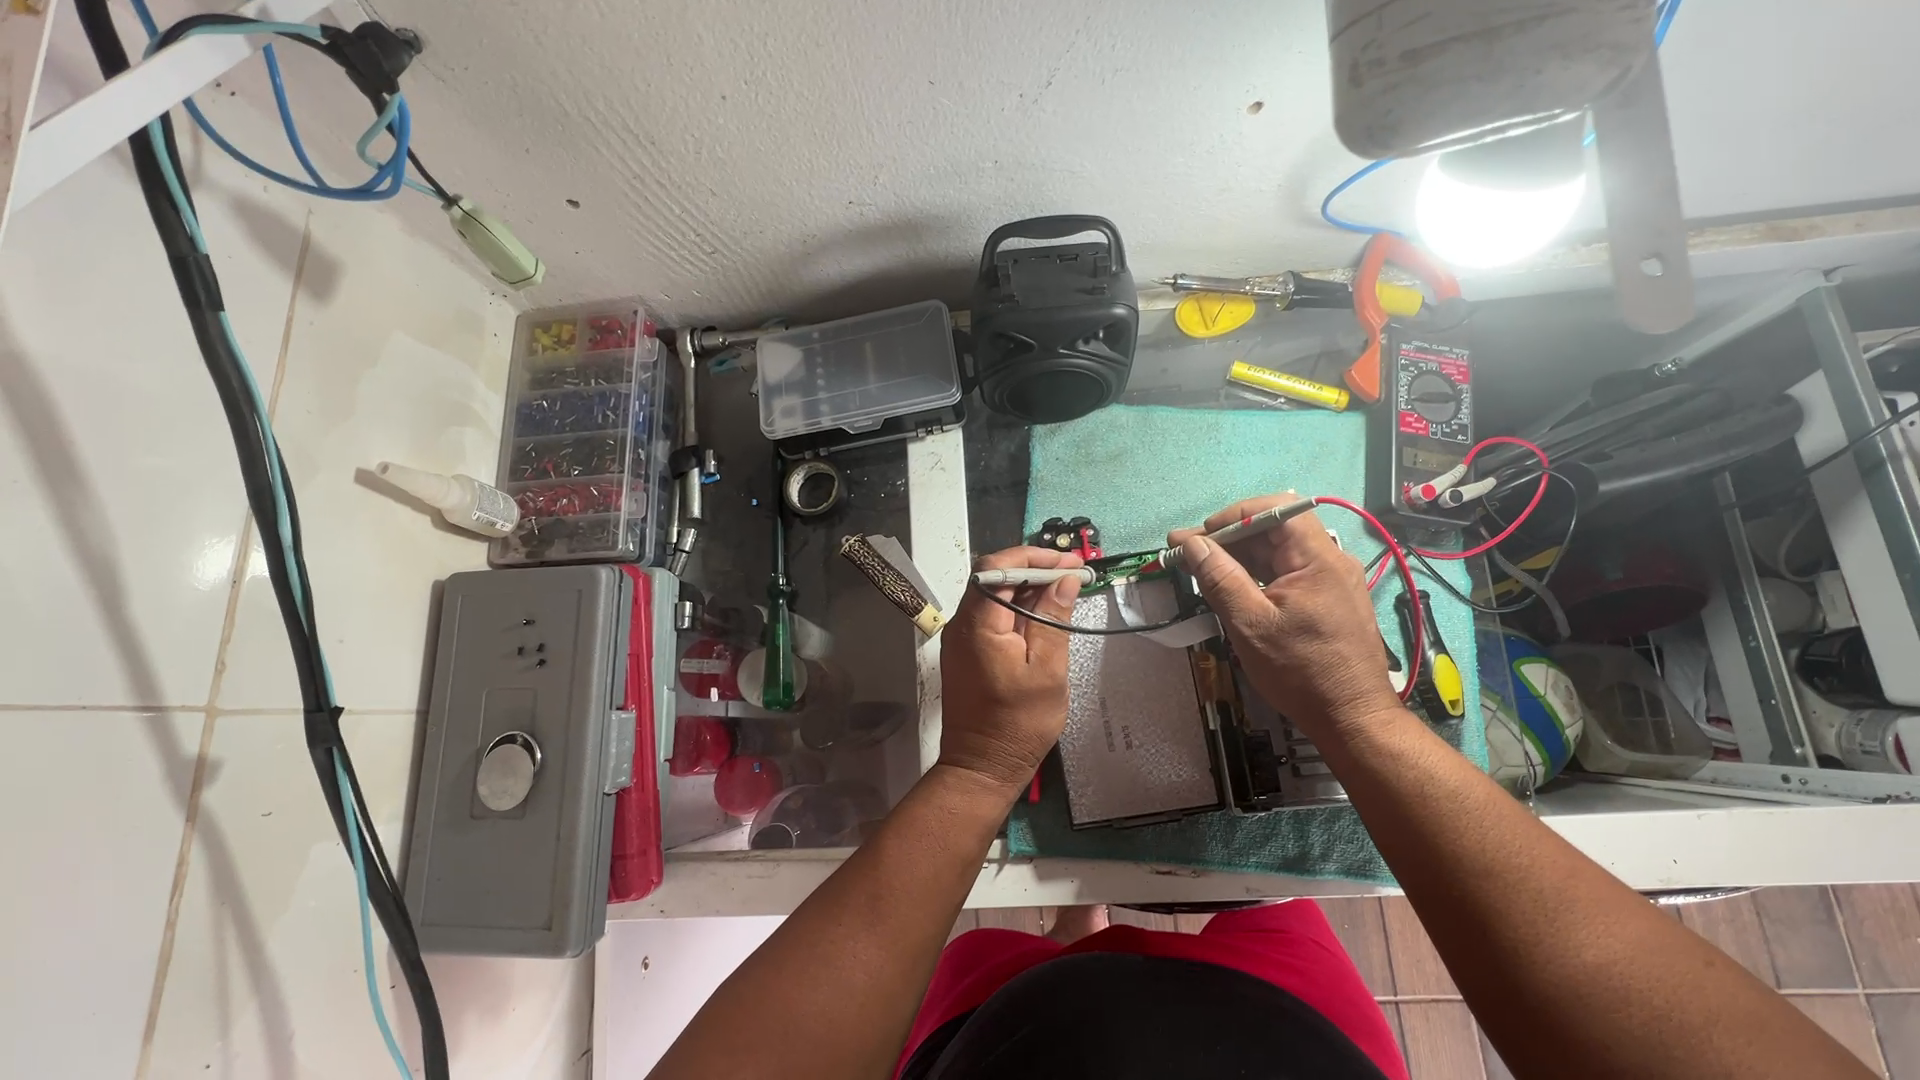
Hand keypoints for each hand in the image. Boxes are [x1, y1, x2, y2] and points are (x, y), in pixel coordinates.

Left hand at [937, 546, 1083, 796]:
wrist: (981, 766)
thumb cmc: (1018, 725)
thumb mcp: (1048, 671)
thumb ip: (1054, 620)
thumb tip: (1065, 580)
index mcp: (978, 624)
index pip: (996, 567)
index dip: (1033, 556)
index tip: (1068, 562)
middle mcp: (962, 624)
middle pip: (993, 577)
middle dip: (1033, 568)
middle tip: (1073, 572)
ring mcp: (961, 638)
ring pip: (993, 594)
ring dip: (1027, 587)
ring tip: (1065, 587)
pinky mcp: (967, 651)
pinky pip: (991, 615)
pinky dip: (1018, 606)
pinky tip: (1044, 612)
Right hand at [1170, 496, 1403, 742]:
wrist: (1351, 719)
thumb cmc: (1301, 672)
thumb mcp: (1250, 624)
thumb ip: (1219, 578)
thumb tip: (1190, 543)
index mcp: (1318, 559)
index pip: (1277, 509)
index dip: (1235, 516)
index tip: (1201, 536)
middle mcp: (1330, 561)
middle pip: (1276, 529)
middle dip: (1230, 538)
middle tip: (1190, 554)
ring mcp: (1331, 582)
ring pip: (1279, 553)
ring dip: (1240, 558)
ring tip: (1202, 572)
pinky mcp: (1327, 601)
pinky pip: (1287, 574)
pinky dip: (1257, 577)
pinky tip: (1231, 590)